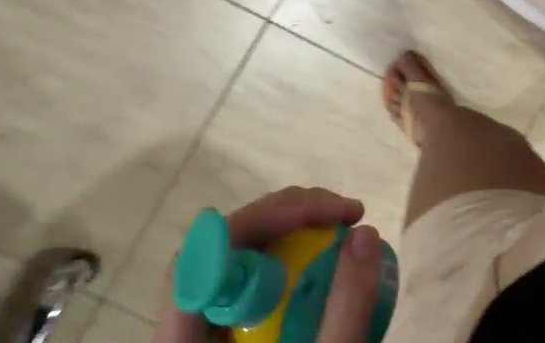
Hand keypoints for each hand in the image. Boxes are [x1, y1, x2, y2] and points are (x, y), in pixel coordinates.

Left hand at [152, 187, 382, 342]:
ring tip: (343, 222)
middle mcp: (180, 334)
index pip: (195, 267)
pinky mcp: (221, 334)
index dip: (249, 225)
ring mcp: (198, 333)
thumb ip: (345, 312)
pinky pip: (247, 279)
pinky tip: (323, 252)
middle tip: (345, 213)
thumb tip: (365, 234)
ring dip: (290, 229)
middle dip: (284, 216)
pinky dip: (288, 255)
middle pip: (218, 250)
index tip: (317, 213)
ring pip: (234, 259)